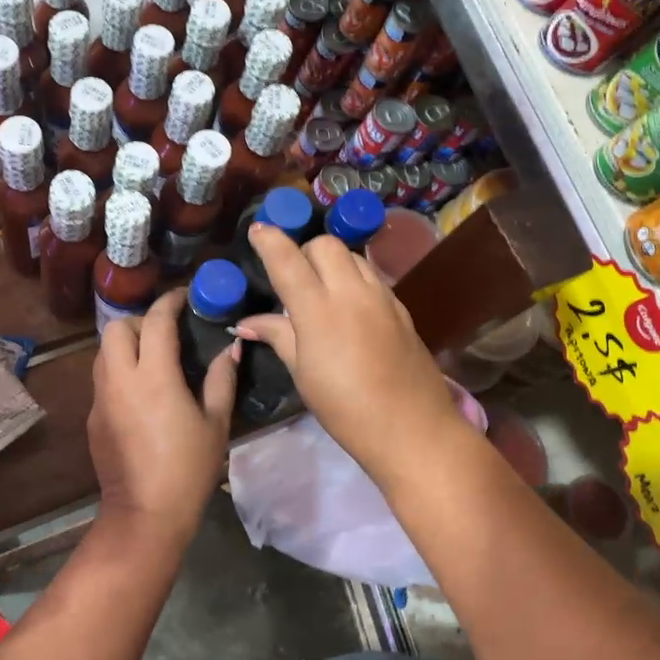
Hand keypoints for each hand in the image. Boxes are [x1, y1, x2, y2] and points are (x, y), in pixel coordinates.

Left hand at [88, 288, 238, 538]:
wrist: (145, 514)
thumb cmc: (188, 469)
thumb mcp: (216, 423)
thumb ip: (222, 379)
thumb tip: (229, 349)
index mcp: (153, 376)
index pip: (156, 321)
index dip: (171, 302)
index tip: (185, 296)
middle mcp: (119, 379)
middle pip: (116, 327)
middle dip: (139, 322)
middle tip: (166, 334)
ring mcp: (100, 399)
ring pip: (103, 352)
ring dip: (125, 345)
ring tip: (154, 360)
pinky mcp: (93, 418)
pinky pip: (102, 379)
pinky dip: (120, 372)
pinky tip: (142, 395)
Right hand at [235, 224, 464, 480]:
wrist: (413, 429)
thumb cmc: (345, 409)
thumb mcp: (302, 375)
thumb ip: (277, 337)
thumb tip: (246, 322)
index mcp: (318, 311)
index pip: (287, 260)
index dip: (269, 240)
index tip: (257, 229)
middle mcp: (351, 293)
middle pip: (325, 245)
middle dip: (303, 250)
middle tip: (292, 276)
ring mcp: (382, 298)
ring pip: (352, 256)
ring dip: (331, 261)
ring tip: (320, 288)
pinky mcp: (401, 308)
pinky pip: (372, 276)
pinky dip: (353, 278)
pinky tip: (349, 306)